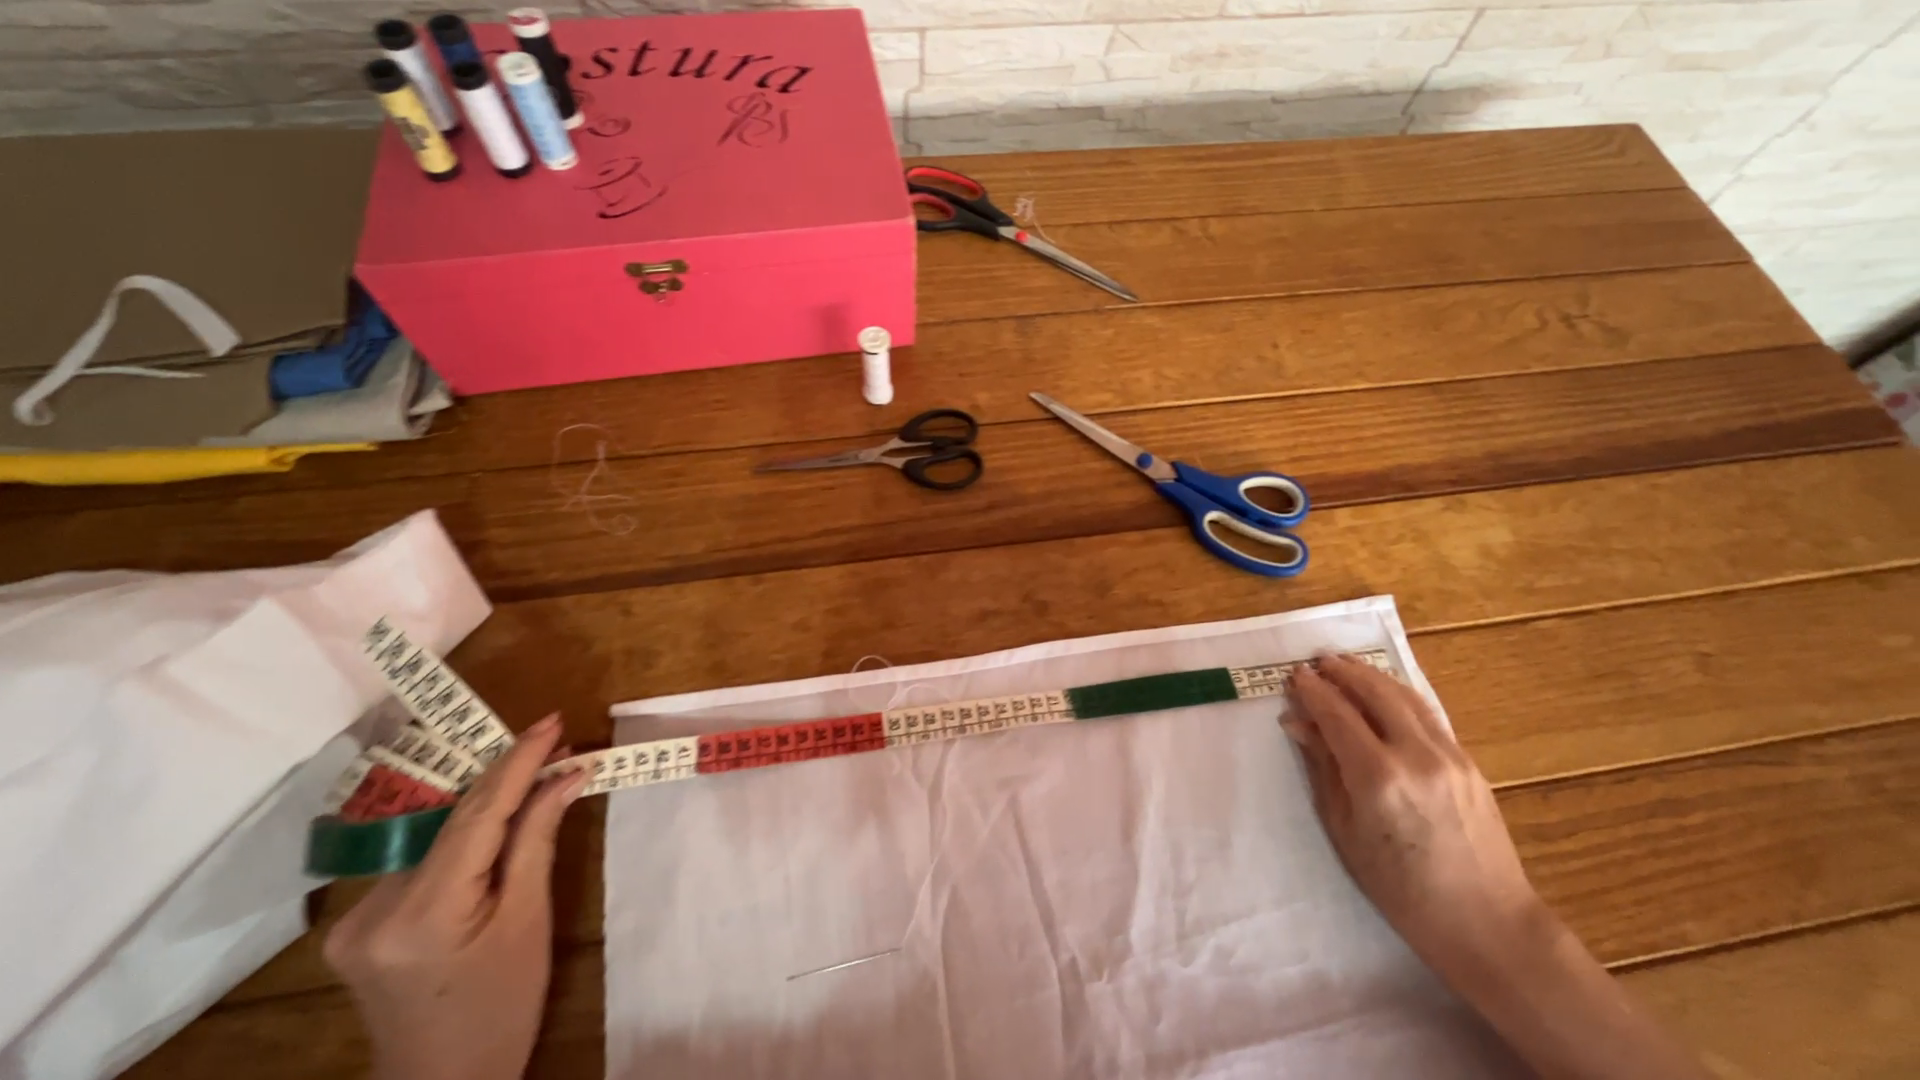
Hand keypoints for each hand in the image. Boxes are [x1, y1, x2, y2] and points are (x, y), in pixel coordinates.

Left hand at [323, 713, 588, 1079]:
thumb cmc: (503, 1009)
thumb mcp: (530, 922)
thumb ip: (536, 842)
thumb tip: (564, 778)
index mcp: (421, 913)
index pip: (475, 816)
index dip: (516, 764)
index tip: (551, 724)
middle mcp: (372, 907)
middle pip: (449, 822)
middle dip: (503, 779)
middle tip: (550, 740)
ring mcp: (354, 916)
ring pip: (433, 839)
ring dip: (482, 808)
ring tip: (532, 778)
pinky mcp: (354, 922)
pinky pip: (418, 862)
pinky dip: (459, 839)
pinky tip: (491, 830)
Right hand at [1282, 654, 1544, 974]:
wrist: (1482, 918)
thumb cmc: (1398, 887)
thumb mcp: (1344, 830)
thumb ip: (1323, 769)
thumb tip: (1298, 723)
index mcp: (1377, 777)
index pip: (1337, 715)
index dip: (1313, 692)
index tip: (1293, 676)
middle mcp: (1415, 755)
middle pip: (1375, 694)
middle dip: (1343, 673)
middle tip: (1317, 661)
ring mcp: (1449, 755)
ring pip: (1406, 697)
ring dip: (1372, 676)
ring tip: (1346, 665)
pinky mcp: (1468, 761)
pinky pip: (1428, 714)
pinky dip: (1400, 694)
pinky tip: (1386, 692)